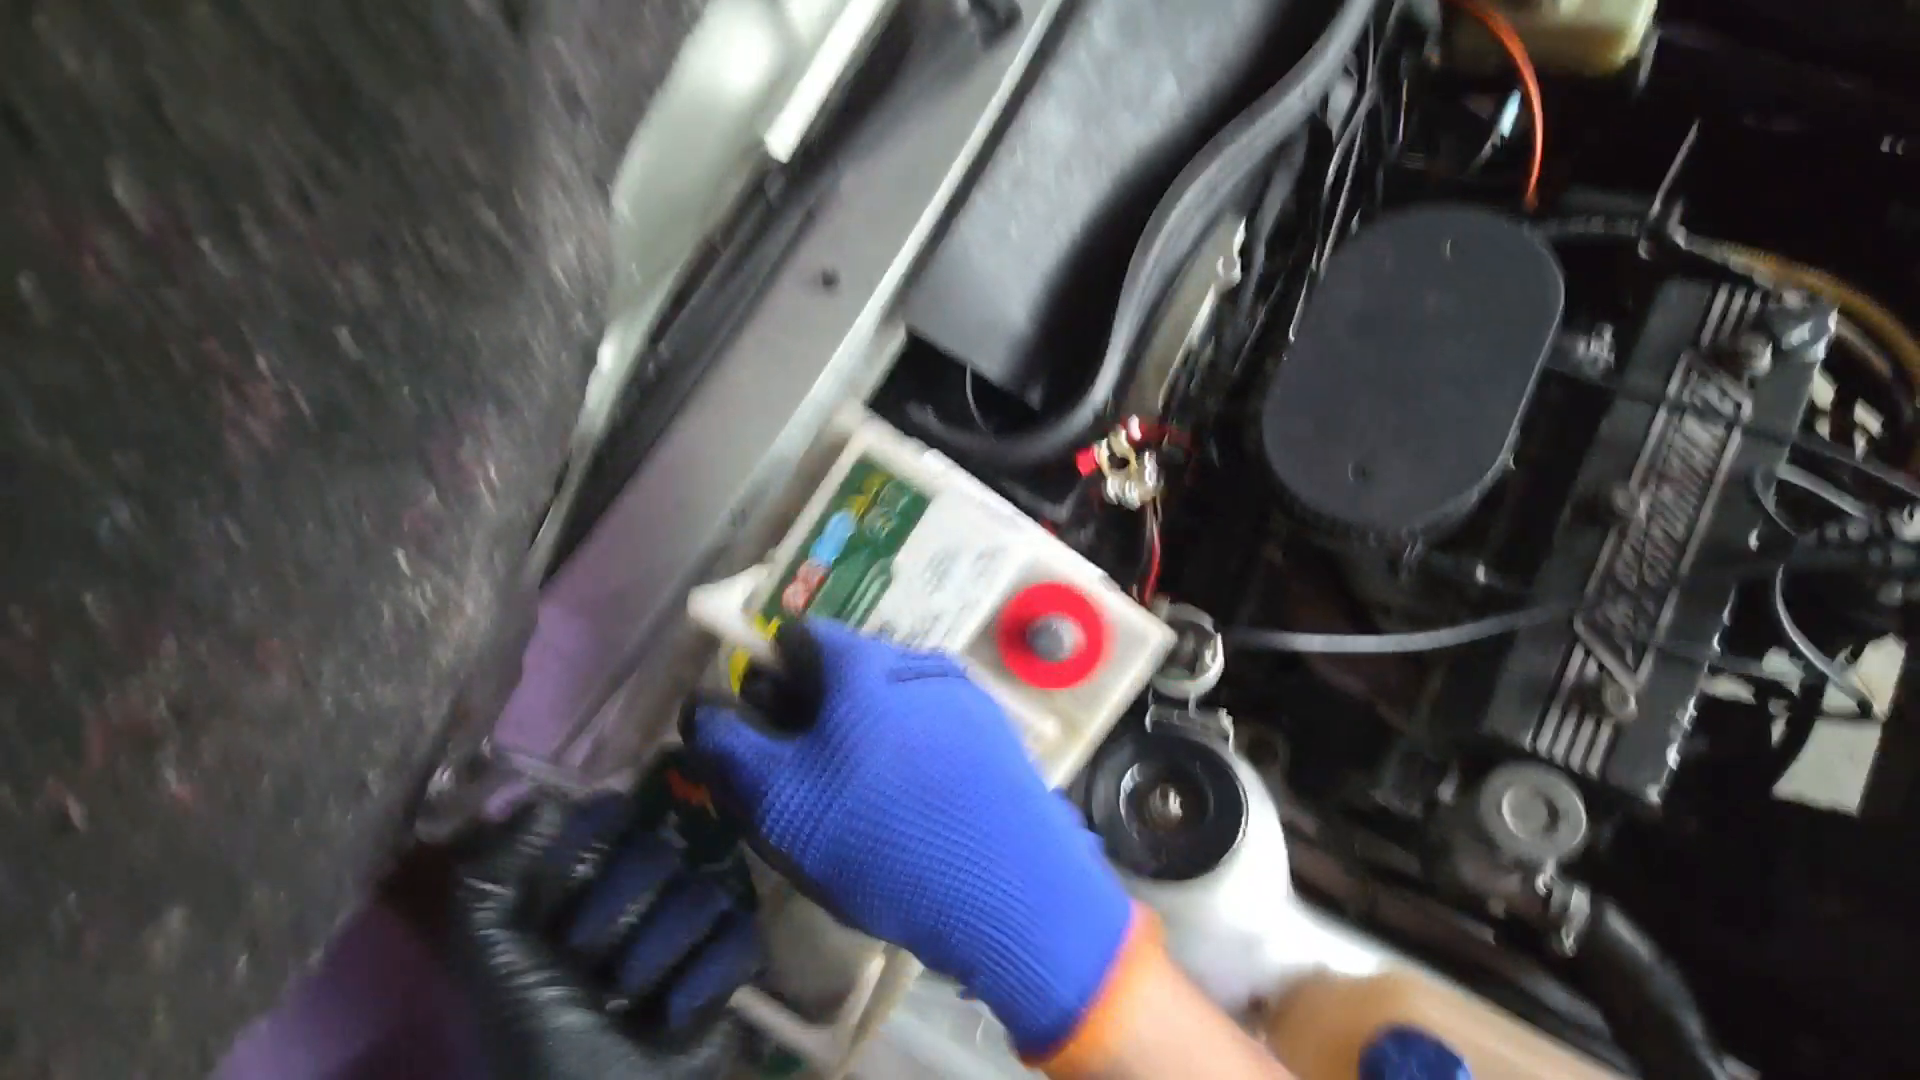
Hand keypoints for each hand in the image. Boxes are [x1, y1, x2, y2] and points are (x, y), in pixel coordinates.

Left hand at [441, 775, 759, 1077]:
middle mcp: (644, 888)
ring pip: (703, 889)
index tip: (565, 888)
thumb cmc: (529, 1033)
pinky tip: (674, 1013)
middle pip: (660, 850)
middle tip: (590, 965)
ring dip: (656, 955)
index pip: (612, 813)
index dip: (591, 844)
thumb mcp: (490, 952)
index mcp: (587, 878)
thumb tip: (538, 797)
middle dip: (617, 916)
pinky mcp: (734, 961)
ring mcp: (694, 923)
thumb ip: (496, 871)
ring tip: (629, 1001)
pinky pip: (743, 933)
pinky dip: (707, 975)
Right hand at [682, 619, 1138, 1058]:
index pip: (797, 639)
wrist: (1011, 890)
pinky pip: (934, 730)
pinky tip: (914, 807)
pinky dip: (909, 753)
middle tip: (806, 776)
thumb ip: (727, 745)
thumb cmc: (878, 836)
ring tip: (862, 801)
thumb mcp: (777, 800)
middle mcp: (918, 662)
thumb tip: (702, 706)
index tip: (762, 728)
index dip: (766, 677)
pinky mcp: (998, 736)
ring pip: (891, 703)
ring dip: (864, 734)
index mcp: (863, 663)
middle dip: (815, 711)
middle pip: (846, 670)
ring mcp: (966, 698)